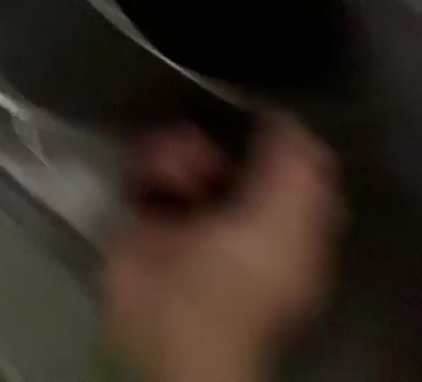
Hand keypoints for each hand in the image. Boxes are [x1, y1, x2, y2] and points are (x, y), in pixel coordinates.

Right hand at [105, 118, 343, 381]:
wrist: (162, 311)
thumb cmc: (233, 277)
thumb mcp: (279, 227)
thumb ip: (291, 174)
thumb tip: (286, 118)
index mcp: (285, 222)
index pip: (279, 165)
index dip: (263, 140)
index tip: (240, 118)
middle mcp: (239, 213)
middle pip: (221, 154)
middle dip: (202, 147)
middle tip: (192, 158)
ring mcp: (187, 211)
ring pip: (177, 157)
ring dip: (167, 156)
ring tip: (161, 176)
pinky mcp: (141, 209)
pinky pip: (140, 169)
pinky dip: (138, 168)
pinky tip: (139, 182)